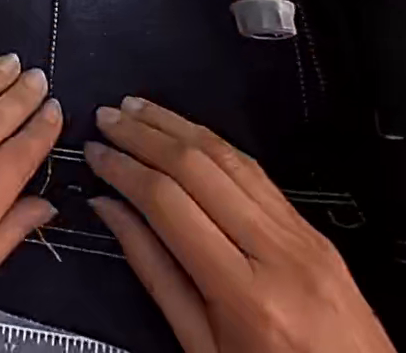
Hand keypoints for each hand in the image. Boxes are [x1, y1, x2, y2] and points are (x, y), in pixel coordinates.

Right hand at [86, 98, 395, 352]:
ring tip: (136, 106)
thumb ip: (155, 274)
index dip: (124, 169)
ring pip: (226, 156)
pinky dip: (211, 141)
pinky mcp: (310, 226)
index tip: (94, 151)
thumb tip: (109, 209)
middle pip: (196, 167)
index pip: (168, 204)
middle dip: (144, 134)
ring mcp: (299, 233)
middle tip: (106, 116)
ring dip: (174, 124)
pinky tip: (185, 128)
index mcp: (245, 297)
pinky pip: (253, 169)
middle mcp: (276, 252)